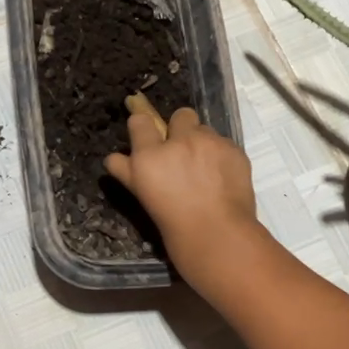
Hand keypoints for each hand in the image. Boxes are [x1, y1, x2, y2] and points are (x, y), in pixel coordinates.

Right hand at [105, 106, 265, 277]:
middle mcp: (180, 142)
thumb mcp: (140, 195)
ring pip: (205, 130)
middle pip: (180, 115)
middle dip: (180, 128)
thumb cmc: (171, 220)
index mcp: (150, 155)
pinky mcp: (235, 150)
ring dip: (202, 143)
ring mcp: (210, 143)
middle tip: (183, 151)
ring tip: (205, 169)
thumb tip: (113, 157)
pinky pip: (225, 144)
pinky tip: (221, 177)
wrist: (217, 233)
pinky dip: (221, 156)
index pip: (140, 121)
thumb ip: (125, 171)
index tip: (148, 135)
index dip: (143, 125)